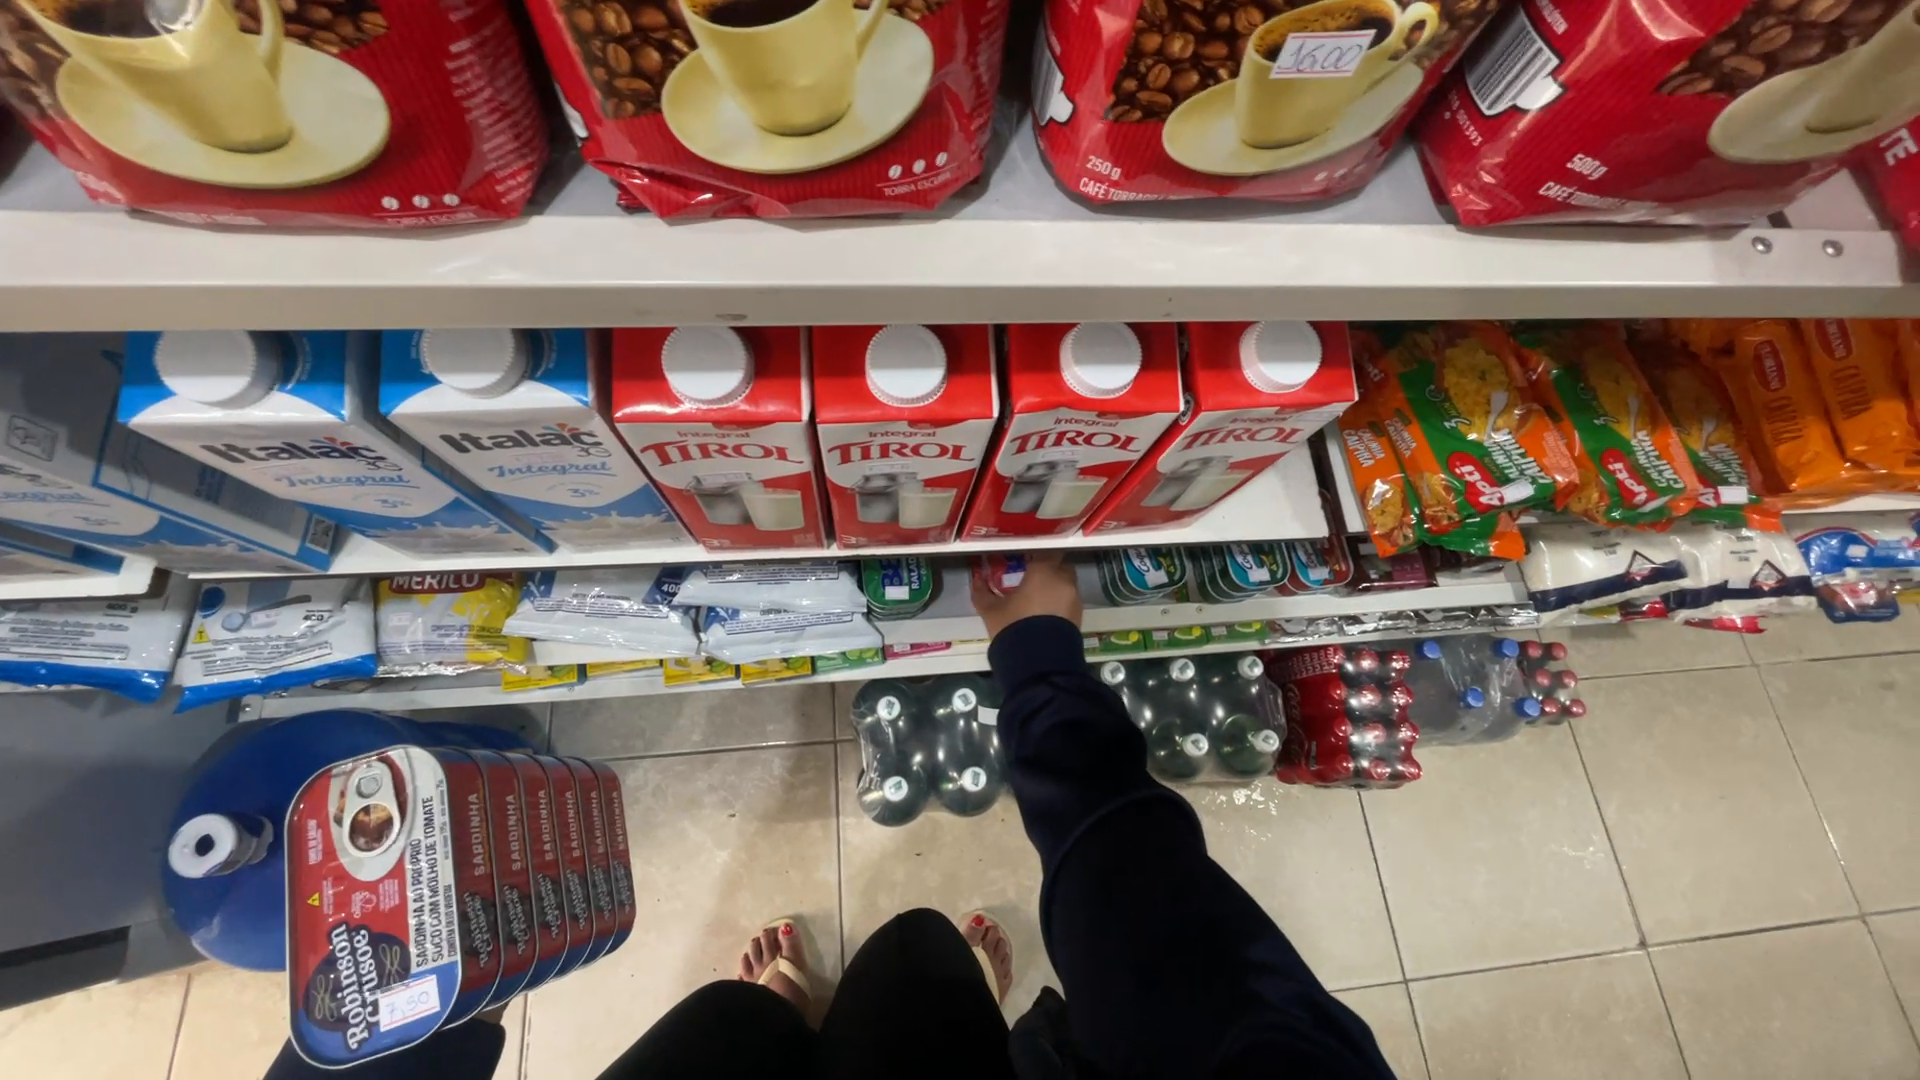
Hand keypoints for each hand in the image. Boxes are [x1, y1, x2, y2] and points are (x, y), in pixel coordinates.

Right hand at [971, 551, 1081, 639]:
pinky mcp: (1078, 616)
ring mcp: (1074, 598)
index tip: (1024, 561)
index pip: (1043, 552)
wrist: (1038, 660)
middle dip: (1049, 569)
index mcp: (1043, 571)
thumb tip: (976, 580)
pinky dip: (1060, 603)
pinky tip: (1046, 614)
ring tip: (1039, 599)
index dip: (1034, 556)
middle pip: (1060, 565)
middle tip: (1033, 579)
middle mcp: (1063, 580)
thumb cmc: (1013, 626)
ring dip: (1055, 587)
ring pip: (1066, 584)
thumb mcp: (991, 610)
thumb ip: (982, 592)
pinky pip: (1069, 602)